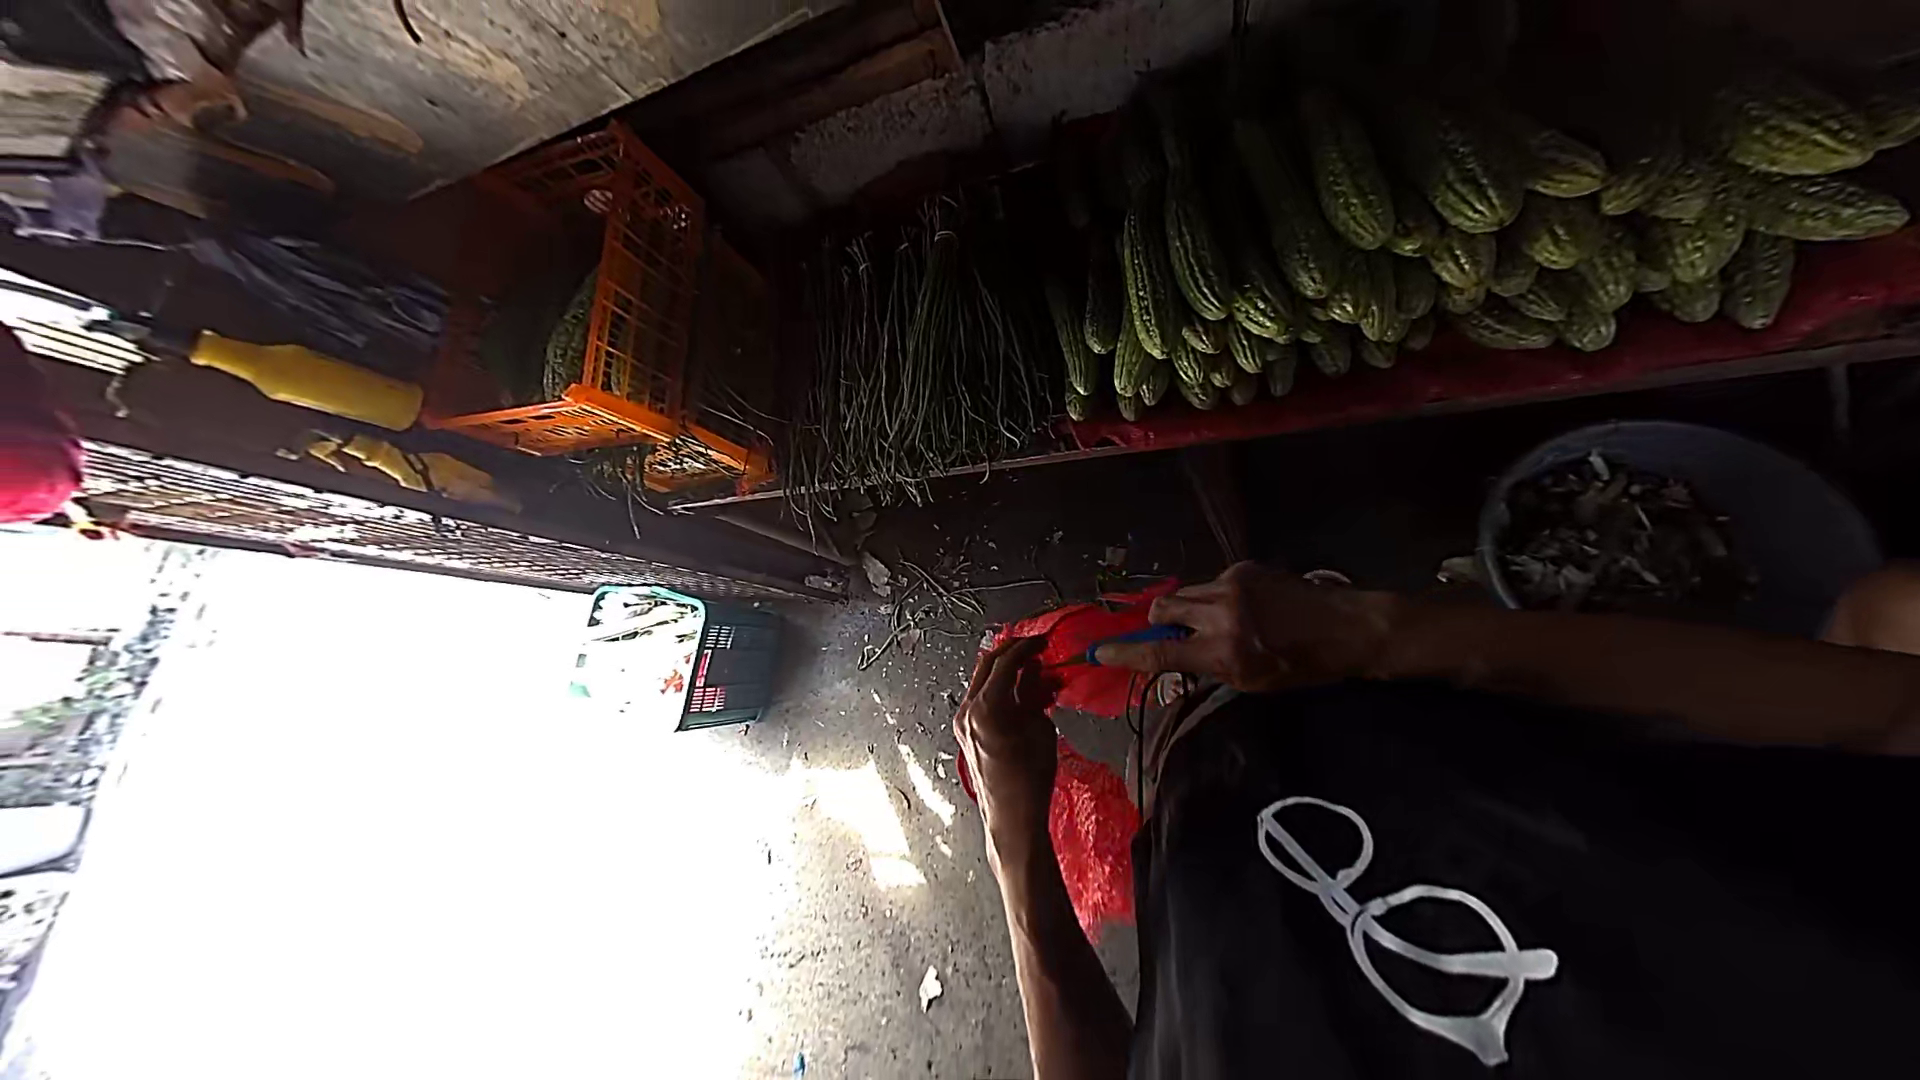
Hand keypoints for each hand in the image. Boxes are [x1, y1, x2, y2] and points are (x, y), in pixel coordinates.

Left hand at [952, 637, 1056, 846]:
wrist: (1012, 818)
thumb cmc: (1029, 780)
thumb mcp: (1040, 729)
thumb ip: (1033, 694)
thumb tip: (1033, 671)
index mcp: (986, 707)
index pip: (1005, 663)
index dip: (1026, 648)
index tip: (1041, 642)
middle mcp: (967, 711)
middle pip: (987, 665)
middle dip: (1012, 653)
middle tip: (1035, 650)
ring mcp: (963, 722)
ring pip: (983, 681)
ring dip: (1006, 672)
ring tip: (1035, 675)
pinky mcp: (965, 732)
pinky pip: (981, 699)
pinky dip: (999, 690)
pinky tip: (1021, 695)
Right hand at [1093, 561, 1399, 691]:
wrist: (1347, 627)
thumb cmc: (1300, 666)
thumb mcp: (1251, 681)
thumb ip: (1207, 667)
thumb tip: (1172, 656)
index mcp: (1224, 652)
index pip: (1161, 654)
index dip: (1126, 653)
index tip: (1100, 651)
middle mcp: (1222, 615)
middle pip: (1162, 610)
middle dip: (1159, 621)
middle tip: (1176, 632)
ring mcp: (1231, 586)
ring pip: (1183, 593)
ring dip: (1188, 609)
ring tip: (1218, 619)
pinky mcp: (1242, 568)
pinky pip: (1209, 582)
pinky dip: (1214, 597)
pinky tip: (1243, 605)